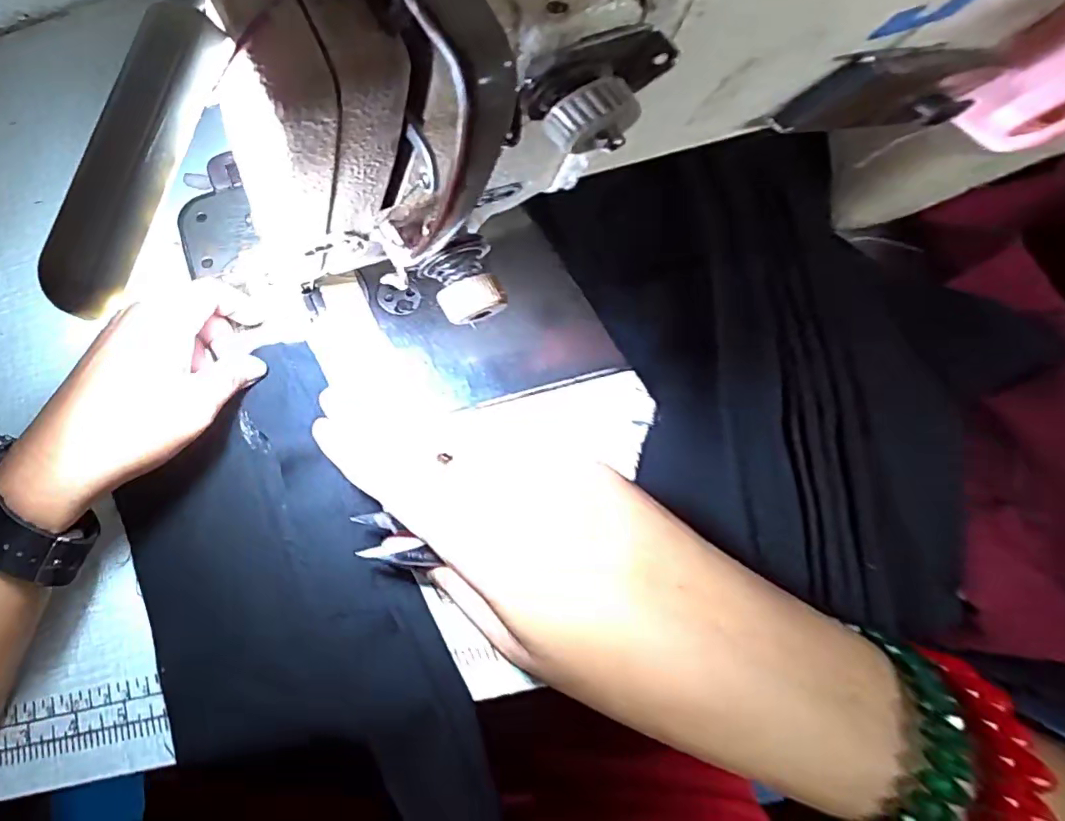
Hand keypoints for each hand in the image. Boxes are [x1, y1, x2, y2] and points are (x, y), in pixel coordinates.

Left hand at [0, 279, 267, 529]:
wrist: (65, 456)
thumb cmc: (128, 428)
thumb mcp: (198, 404)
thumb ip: (232, 376)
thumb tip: (251, 365)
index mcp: (165, 316)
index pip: (212, 290)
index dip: (241, 305)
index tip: (257, 323)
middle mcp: (139, 313)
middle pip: (193, 305)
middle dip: (219, 334)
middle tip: (229, 369)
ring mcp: (118, 329)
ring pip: (172, 322)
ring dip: (195, 347)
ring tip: (198, 387)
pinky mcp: (107, 348)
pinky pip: (150, 336)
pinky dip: (172, 353)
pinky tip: (172, 389)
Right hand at [310, 386, 660, 678]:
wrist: (739, 649)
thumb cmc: (620, 670)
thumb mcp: (519, 643)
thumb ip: (458, 579)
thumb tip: (419, 540)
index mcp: (492, 544)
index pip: (403, 482)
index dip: (358, 450)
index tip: (326, 423)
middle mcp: (517, 488)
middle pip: (429, 441)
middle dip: (379, 418)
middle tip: (340, 394)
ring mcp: (555, 464)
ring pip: (470, 440)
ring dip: (433, 440)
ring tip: (400, 437)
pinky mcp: (586, 458)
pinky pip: (512, 447)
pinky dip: (482, 451)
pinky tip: (479, 470)